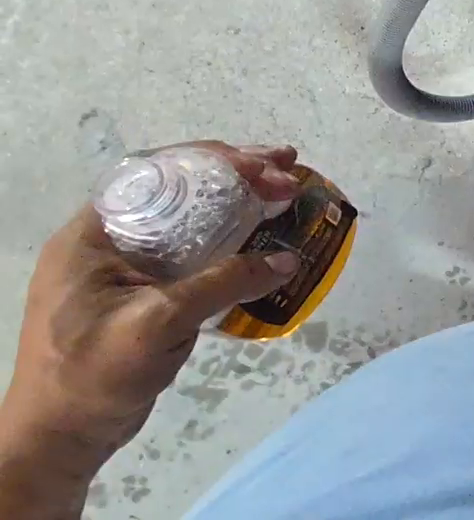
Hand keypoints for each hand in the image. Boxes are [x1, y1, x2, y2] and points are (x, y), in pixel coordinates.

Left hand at [0, 143, 303, 454]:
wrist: (62, 435)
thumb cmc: (92, 375)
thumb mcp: (159, 322)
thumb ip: (224, 283)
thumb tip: (288, 259)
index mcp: (92, 239)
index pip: (157, 174)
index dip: (214, 161)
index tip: (263, 168)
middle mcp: (110, 241)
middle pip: (181, 186)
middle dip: (239, 174)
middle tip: (288, 172)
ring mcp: (131, 264)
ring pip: (195, 211)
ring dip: (244, 198)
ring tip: (288, 191)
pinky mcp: (153, 285)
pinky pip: (202, 242)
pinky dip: (240, 229)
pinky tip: (270, 230)